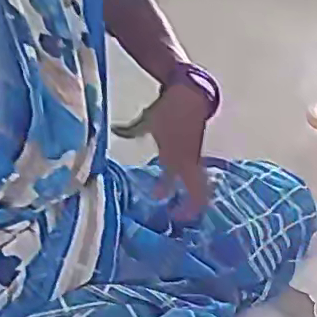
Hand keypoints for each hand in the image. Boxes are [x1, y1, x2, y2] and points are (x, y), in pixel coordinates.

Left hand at [137, 81, 212, 215]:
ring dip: (194, 202)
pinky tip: (180, 191)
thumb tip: (116, 132)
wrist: (190, 98)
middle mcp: (188, 164)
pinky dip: (192, 190)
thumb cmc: (168, 110)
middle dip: (190, 209)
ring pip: (200, 190)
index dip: (165, 195)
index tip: (158, 204)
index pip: (172, 183)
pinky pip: (197, 181)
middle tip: (178, 218)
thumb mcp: (148, 120)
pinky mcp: (196, 159)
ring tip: (183, 210)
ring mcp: (194, 163)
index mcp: (176, 157)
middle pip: (197, 195)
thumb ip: (132, 130)